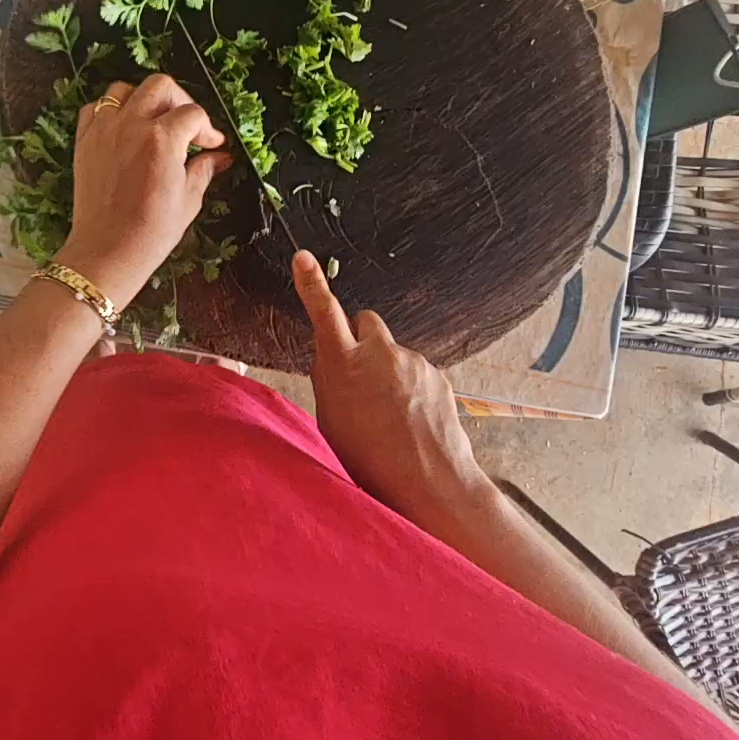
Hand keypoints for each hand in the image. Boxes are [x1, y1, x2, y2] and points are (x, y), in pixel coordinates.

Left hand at [53, 75, 231, 309]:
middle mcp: (131, 126)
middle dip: (180, 100)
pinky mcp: (84, 142)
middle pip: (160, 86)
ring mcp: (104, 131)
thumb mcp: (188, 200)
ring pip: (123, 90)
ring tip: (154, 121)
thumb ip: (204, 170)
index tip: (211, 143)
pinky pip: (95, 109)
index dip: (208, 129)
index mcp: (162, 139)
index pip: (193, 114)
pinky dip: (110, 111)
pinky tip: (124, 128)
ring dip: (143, 99)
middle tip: (187, 124)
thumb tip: (219, 157)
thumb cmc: (150, 232)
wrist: (108, 251)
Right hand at [291, 250, 488, 521]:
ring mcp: (412, 361)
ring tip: (388, 413)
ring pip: (392, 351)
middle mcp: (379, 353)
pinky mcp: (436, 373)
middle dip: (360, 338)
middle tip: (359, 373)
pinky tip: (410, 419)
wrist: (429, 482)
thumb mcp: (330, 418)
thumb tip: (332, 361)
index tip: (302, 257)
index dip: (311, 284)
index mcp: (343, 364)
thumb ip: (330, 380)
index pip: (323, 313)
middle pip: (366, 321)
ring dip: (387, 370)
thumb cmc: (369, 457)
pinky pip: (415, 370)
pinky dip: (409, 387)